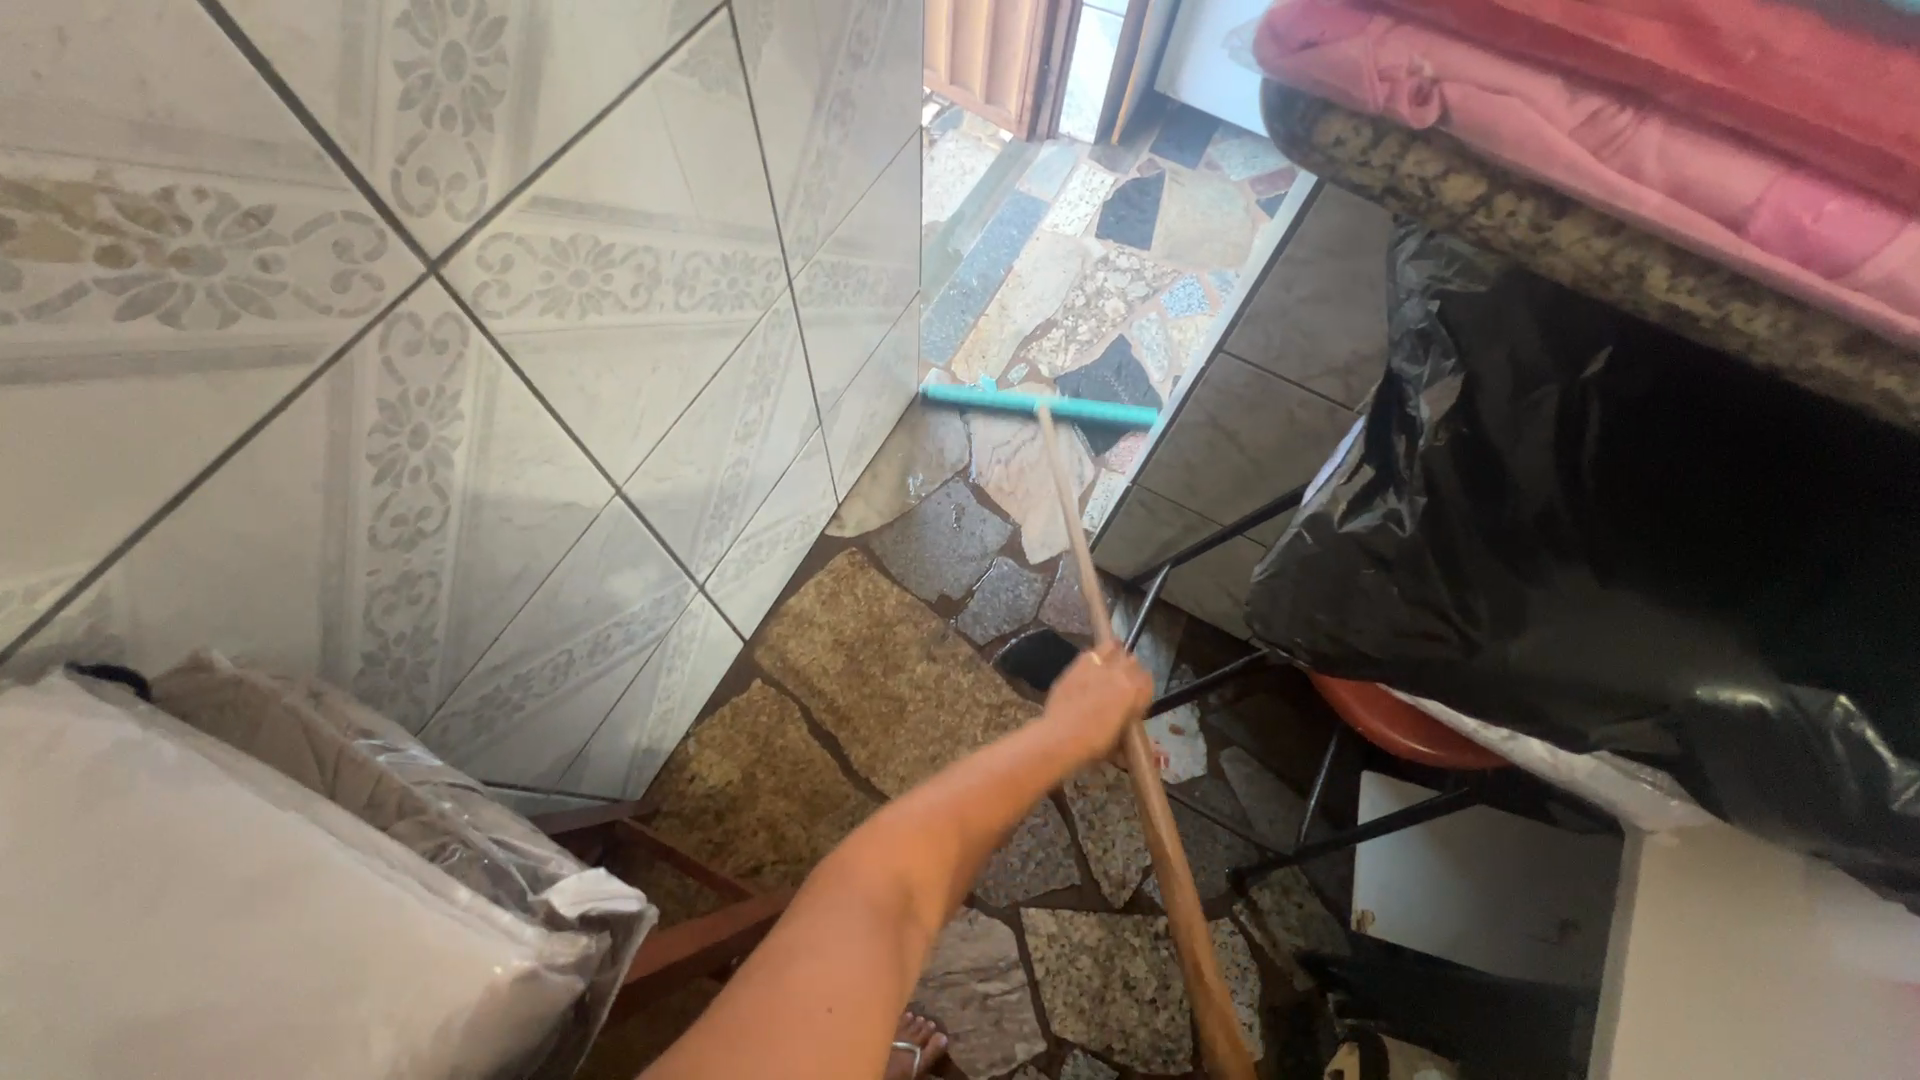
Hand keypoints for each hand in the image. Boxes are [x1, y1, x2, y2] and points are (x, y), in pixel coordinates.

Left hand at [1042, 643, 1153, 766]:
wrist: (1062, 737)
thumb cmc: (1096, 744)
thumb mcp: (1122, 735)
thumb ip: (1128, 718)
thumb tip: (1127, 715)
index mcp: (1136, 691)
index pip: (1147, 680)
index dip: (1142, 688)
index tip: (1136, 696)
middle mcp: (1121, 673)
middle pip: (1132, 661)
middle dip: (1129, 670)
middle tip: (1121, 683)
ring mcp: (1099, 665)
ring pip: (1113, 647)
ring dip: (1114, 655)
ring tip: (1108, 664)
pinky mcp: (1077, 664)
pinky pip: (1091, 652)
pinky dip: (1093, 656)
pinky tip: (1090, 664)